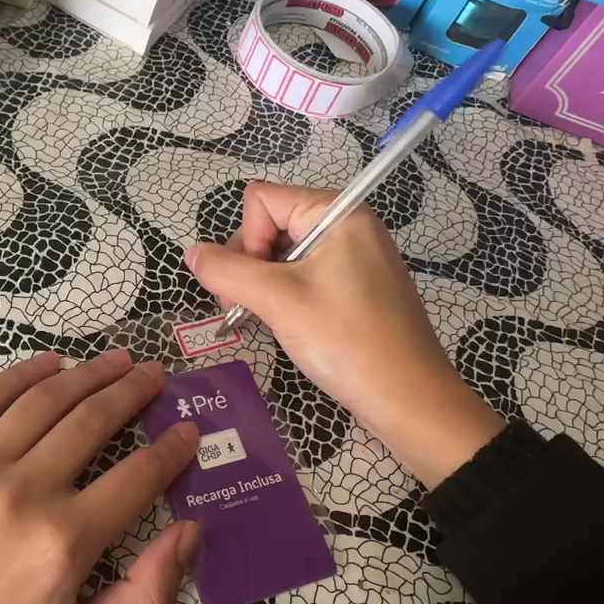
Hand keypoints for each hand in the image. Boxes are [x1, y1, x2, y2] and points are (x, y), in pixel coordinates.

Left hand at [0, 350, 199, 603]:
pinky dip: (19, 375)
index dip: (171, 450)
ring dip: (86, 373)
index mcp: (63, 546)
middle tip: (154, 373)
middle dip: (132, 392)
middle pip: (92, 422)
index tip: (188, 428)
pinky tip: (47, 363)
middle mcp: (21, 494)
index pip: (137, 479)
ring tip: (115, 359)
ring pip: (42, 402)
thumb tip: (190, 530)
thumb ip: (142, 599)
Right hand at [183, 183, 504, 486]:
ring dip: (266, 283)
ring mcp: (356, 254)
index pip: (262, 200)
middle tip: (249, 308)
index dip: (245, 239)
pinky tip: (292, 324)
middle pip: (271, 222)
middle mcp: (348, 223)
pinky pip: (306, 272)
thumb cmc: (346, 341)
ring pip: (284, 251)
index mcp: (337, 211)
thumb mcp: (278, 301)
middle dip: (251, 262)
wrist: (412, 403)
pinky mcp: (358, 284)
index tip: (255, 285)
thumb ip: (227, 271)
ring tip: (272, 320)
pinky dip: (288, 294)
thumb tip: (191, 253)